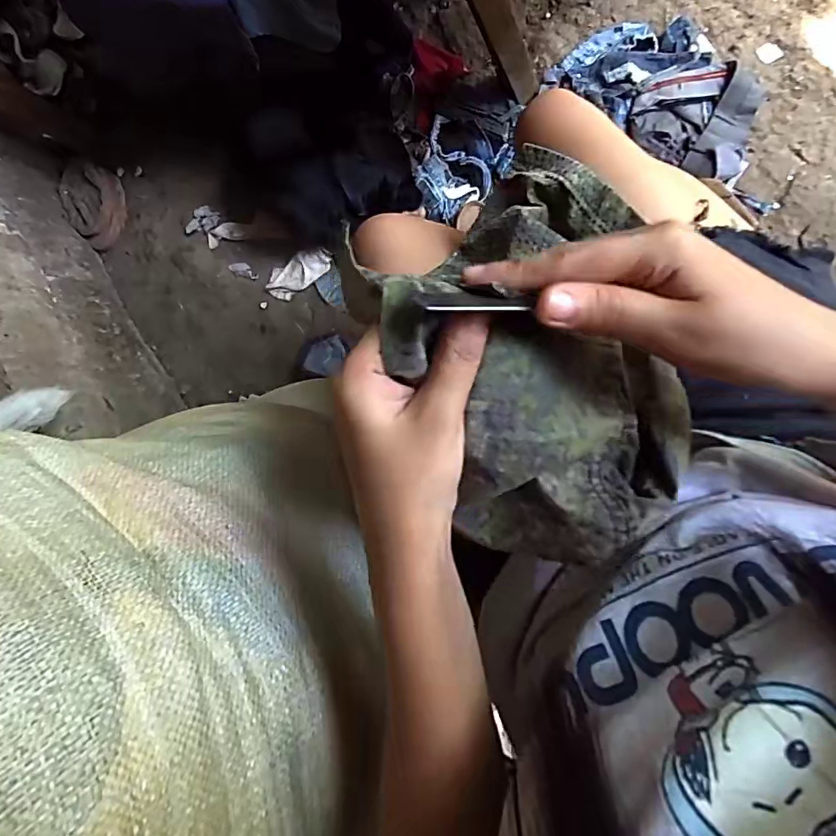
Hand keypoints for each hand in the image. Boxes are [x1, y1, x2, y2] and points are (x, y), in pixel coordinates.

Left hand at [333, 316, 489, 554]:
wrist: (407, 543)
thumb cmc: (418, 479)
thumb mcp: (441, 414)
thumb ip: (458, 359)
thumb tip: (478, 308)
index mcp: (354, 374)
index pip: (393, 319)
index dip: (433, 304)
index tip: (473, 292)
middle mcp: (352, 381)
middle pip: (400, 336)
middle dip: (439, 325)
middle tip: (484, 309)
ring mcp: (367, 401)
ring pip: (408, 358)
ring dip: (440, 350)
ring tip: (481, 329)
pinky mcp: (382, 416)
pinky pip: (409, 380)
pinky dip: (434, 373)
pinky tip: (465, 365)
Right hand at [463, 222, 835, 398]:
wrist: (817, 353)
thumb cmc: (751, 342)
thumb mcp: (675, 332)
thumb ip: (608, 311)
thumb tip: (542, 301)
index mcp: (654, 245)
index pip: (573, 260)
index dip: (521, 274)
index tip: (472, 280)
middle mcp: (654, 238)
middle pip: (579, 256)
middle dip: (528, 272)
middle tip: (477, 284)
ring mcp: (664, 254)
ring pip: (593, 265)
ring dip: (551, 279)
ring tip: (505, 289)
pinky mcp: (671, 273)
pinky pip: (612, 276)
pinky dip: (580, 287)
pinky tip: (562, 297)